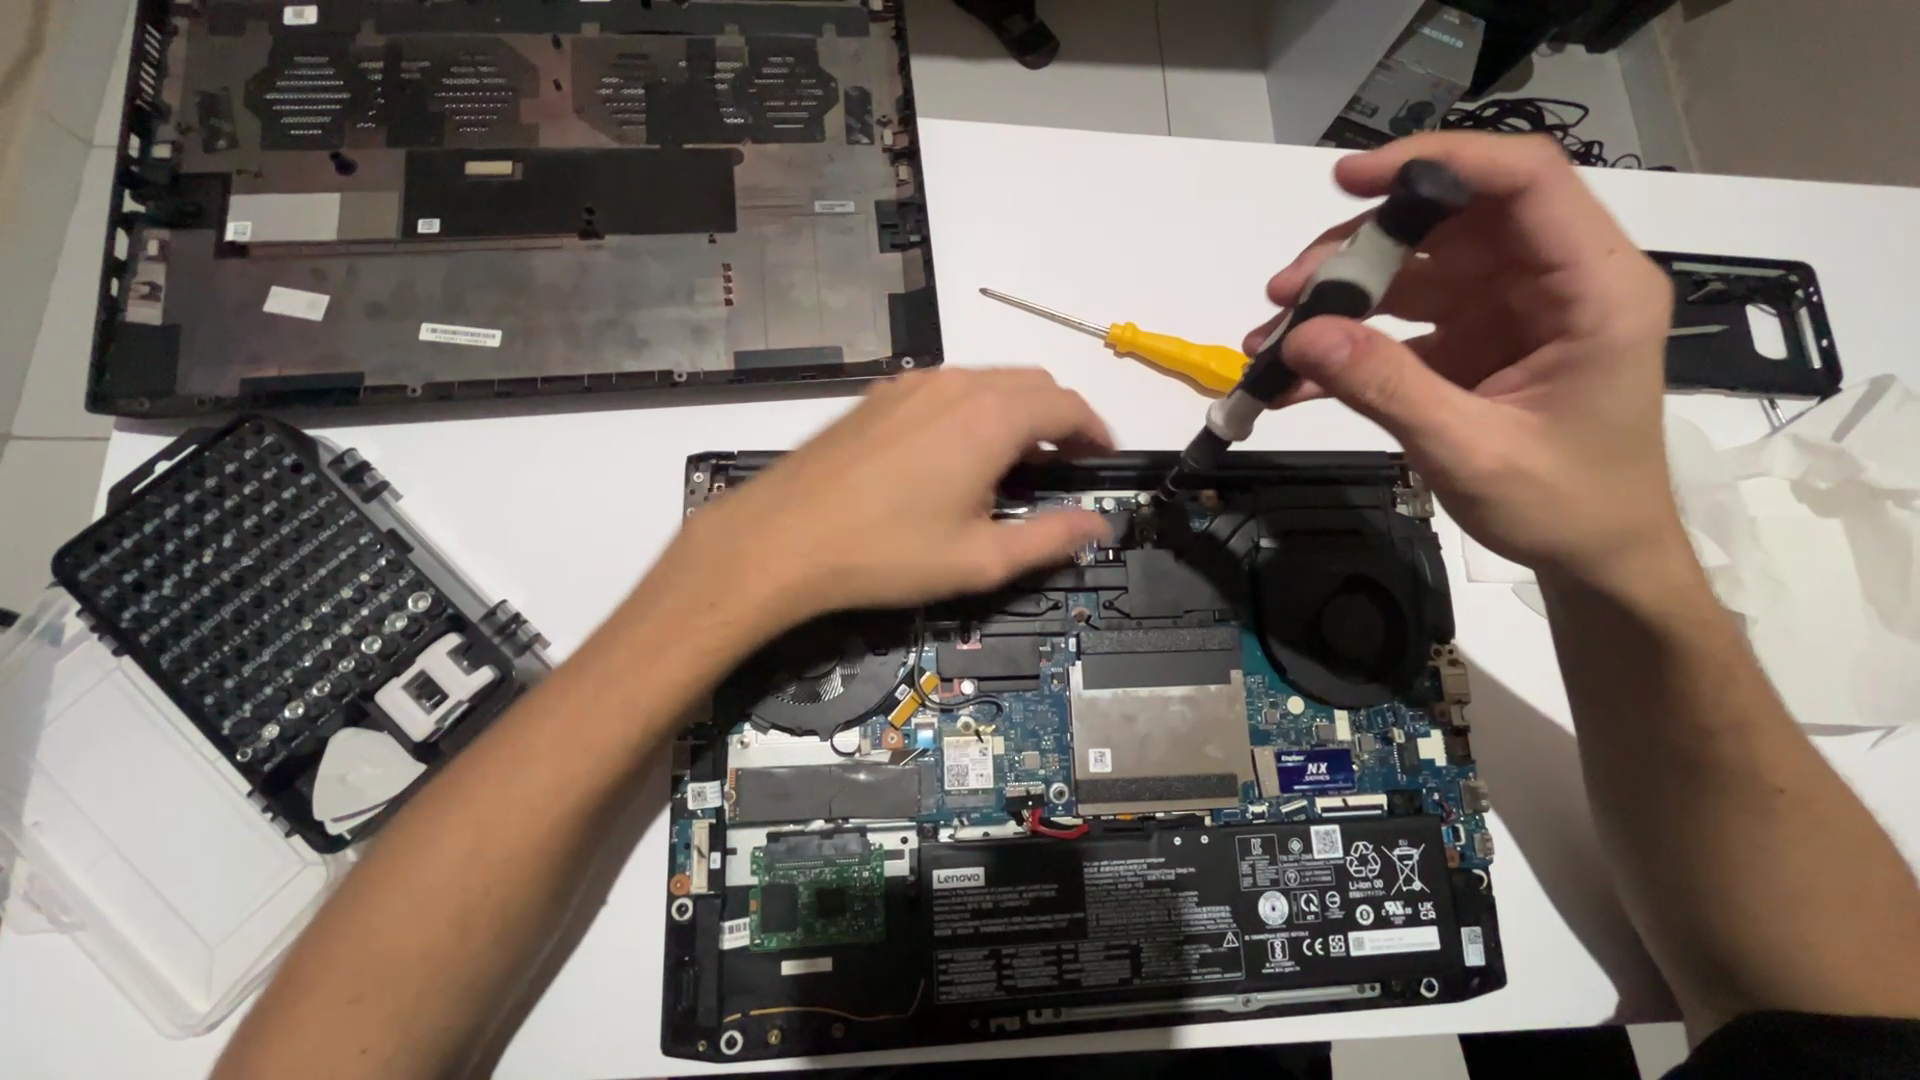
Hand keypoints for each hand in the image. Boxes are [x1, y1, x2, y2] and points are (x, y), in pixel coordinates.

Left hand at [681, 368, 1114, 624]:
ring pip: (988, 382)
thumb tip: (1098, 526)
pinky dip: (975, 410)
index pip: (1067, 406)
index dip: (1096, 431)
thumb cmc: (886, 553)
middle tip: (1067, 465)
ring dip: (1017, 412)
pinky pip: (947, 389)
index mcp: (991, 418)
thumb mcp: (980, 559)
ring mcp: (912, 385)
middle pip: (1032, 384)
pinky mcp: (879, 396)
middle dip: (1061, 419)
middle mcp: (956, 385)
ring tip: (1017, 463)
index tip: (1104, 459)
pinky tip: (959, 454)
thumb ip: (1050, 538)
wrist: (782, 538)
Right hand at [1246, 133, 1682, 585]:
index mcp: (1591, 287)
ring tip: (1269, 339)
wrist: (1595, 554)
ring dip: (1337, 300)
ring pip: (1411, 272)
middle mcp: (1551, 281)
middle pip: (1447, 225)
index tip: (1346, 182)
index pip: (1522, 183)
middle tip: (1283, 294)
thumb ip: (1386, 388)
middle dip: (1356, 251)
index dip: (1435, 164)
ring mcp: (1508, 310)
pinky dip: (1345, 347)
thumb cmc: (1564, 504)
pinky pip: (1399, 326)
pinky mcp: (1473, 342)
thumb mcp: (1470, 450)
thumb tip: (1298, 336)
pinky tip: (1291, 376)